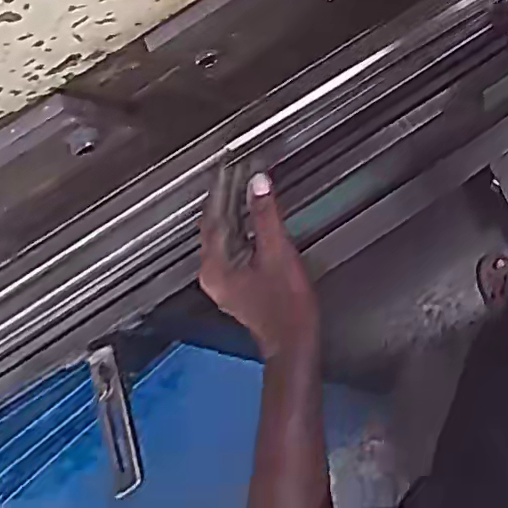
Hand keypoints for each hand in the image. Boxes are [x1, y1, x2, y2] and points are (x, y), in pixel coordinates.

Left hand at [200, 169, 318, 360]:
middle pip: (215, 224)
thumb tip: (258, 183)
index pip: (213, 216)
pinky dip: (242, 224)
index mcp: (215, 266)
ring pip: (225, 233)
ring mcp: (224, 278)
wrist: (294, 339)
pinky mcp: (238, 279)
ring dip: (235, 209)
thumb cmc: (285, 303)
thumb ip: (265, 215)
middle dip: (227, 196)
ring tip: (246, 184)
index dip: (221, 189)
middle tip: (238, 170)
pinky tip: (254, 213)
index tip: (229, 167)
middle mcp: (213, 273)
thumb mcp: (277, 251)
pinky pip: (235, 242)